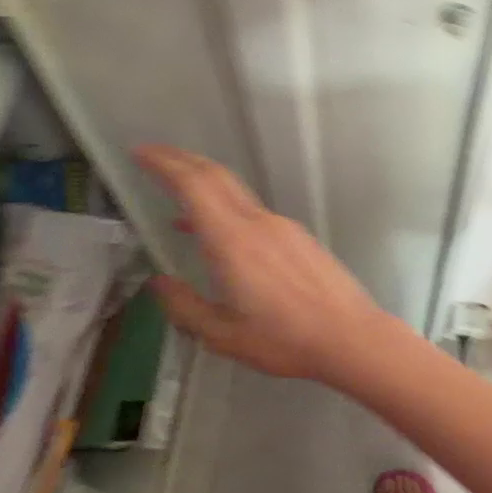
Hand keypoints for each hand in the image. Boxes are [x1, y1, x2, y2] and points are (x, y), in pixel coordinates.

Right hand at [135, 145, 396, 380]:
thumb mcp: (223, 334)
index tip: (140, 152)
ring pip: (237, 194)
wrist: (351, 336)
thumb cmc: (284, 340)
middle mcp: (259, 223)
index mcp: (234, 240)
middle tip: (152, 157)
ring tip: (177, 200)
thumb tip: (159, 282)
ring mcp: (284, 228)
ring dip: (205, 186)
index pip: (194, 185)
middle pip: (216, 177)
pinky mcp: (300, 239)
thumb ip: (185, 306)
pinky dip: (227, 209)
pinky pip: (254, 212)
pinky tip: (218, 236)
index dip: (165, 163)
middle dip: (182, 161)